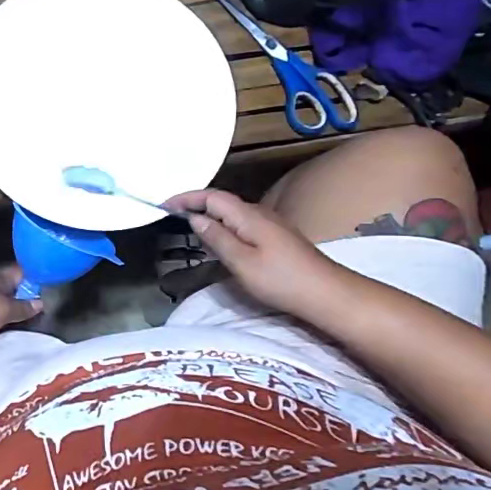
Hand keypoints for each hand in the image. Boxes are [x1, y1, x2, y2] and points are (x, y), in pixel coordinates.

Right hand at [165, 189, 347, 317]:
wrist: (326, 293)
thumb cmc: (281, 279)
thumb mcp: (241, 262)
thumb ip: (217, 238)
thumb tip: (196, 218)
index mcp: (248, 215)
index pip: (212, 196)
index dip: (187, 197)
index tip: (164, 204)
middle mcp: (259, 213)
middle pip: (222, 201)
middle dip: (196, 203)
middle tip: (171, 215)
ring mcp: (270, 224)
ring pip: (233, 213)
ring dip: (210, 215)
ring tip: (189, 226)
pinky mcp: (276, 237)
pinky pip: (242, 223)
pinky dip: (224, 226)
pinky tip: (219, 241)